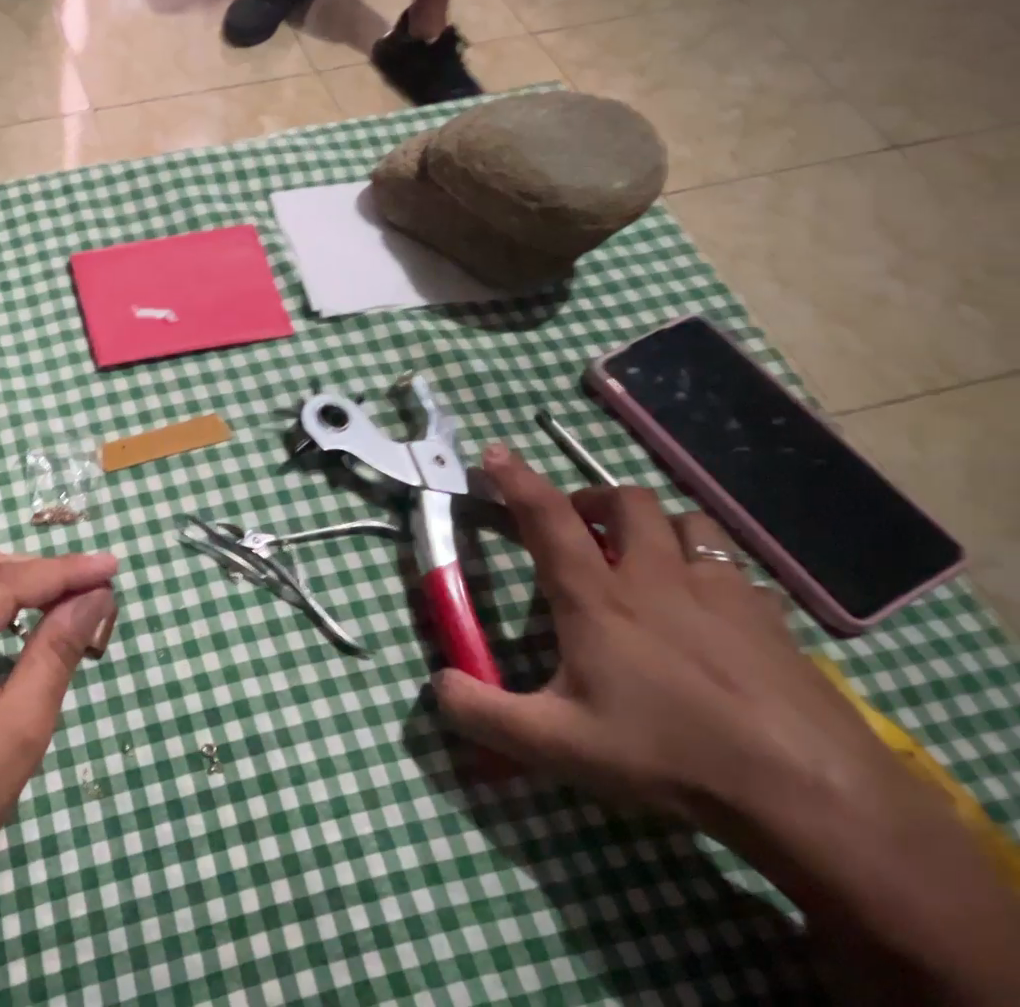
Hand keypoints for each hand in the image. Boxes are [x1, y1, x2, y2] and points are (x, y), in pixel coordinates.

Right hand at [432, 444, 912, 832]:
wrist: (802, 785)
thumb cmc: (664, 754)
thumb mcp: (550, 743)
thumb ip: (479, 711)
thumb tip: (437, 683)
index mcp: (597, 600)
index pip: (548, 520)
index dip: (517, 480)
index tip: (495, 453)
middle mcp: (657, 579)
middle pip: (626, 502)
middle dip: (590, 499)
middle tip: (572, 524)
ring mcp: (720, 592)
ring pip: (687, 521)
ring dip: (653, 523)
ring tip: (638, 553)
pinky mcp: (768, 617)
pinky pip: (733, 567)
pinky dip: (706, 566)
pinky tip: (704, 606)